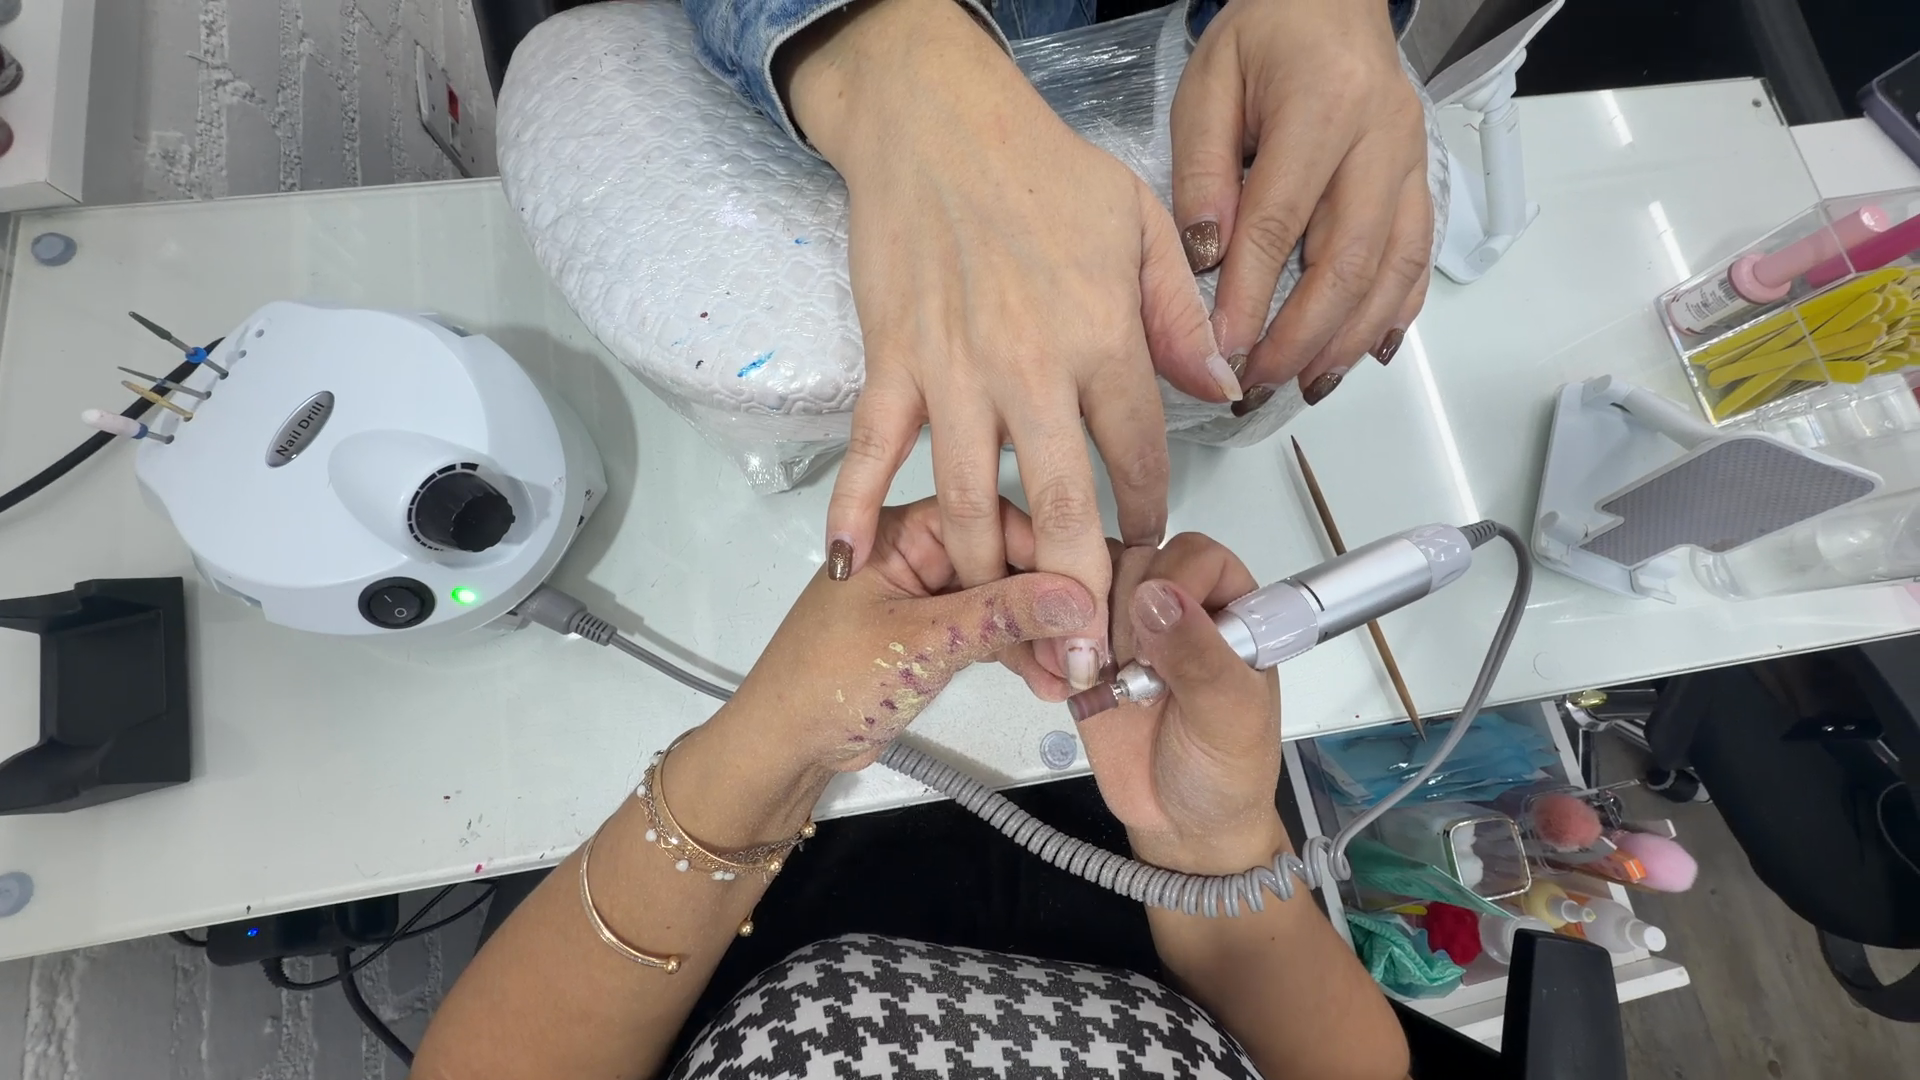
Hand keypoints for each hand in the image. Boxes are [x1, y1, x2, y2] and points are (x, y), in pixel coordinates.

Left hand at [714, 498, 1095, 773]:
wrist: (787, 747)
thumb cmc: (834, 680)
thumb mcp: (922, 642)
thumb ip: (1001, 616)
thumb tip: (1081, 598)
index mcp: (903, 530)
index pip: (990, 520)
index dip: (1042, 555)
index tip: (1086, 594)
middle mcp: (922, 554)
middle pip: (1003, 562)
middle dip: (1045, 606)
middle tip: (1088, 645)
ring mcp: (932, 597)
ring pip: (1002, 604)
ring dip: (1037, 639)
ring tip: (1074, 677)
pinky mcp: (939, 636)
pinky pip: (991, 635)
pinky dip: (1018, 657)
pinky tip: (1051, 682)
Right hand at [783, 0, 1238, 695]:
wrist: (936, 124)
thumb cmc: (1042, 171)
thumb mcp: (1142, 224)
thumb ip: (1179, 317)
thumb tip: (1219, 388)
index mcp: (1100, 336)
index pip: (1138, 454)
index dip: (1147, 515)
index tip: (1144, 555)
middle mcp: (1029, 369)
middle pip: (1060, 502)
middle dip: (1076, 588)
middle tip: (1085, 658)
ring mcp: (951, 373)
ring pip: (968, 498)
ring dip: (980, 574)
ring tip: (992, 633)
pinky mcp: (891, 366)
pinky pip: (874, 451)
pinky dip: (857, 508)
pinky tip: (848, 563)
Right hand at [1078, 535, 1285, 873]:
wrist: (1178, 822)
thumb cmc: (1224, 770)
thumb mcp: (1229, 717)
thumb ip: (1200, 657)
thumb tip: (1156, 596)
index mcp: (1225, 606)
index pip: (1192, 555)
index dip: (1169, 587)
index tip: (1158, 647)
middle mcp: (1173, 604)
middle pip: (1128, 561)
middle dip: (1115, 616)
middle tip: (1123, 673)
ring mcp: (1122, 626)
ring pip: (1082, 583)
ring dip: (1073, 629)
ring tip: (1087, 679)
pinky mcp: (1082, 651)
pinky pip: (1049, 620)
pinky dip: (1042, 649)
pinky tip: (1061, 686)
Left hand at [1173, 0, 1430, 410]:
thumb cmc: (1260, 41)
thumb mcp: (1207, 91)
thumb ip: (1203, 173)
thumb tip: (1207, 259)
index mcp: (1322, 108)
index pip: (1279, 224)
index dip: (1251, 298)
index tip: (1224, 352)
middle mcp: (1382, 139)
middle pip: (1347, 259)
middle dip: (1301, 336)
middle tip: (1259, 384)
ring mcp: (1410, 162)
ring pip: (1391, 267)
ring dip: (1349, 338)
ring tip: (1308, 386)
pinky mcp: (1419, 180)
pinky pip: (1418, 255)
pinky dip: (1394, 310)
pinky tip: (1367, 352)